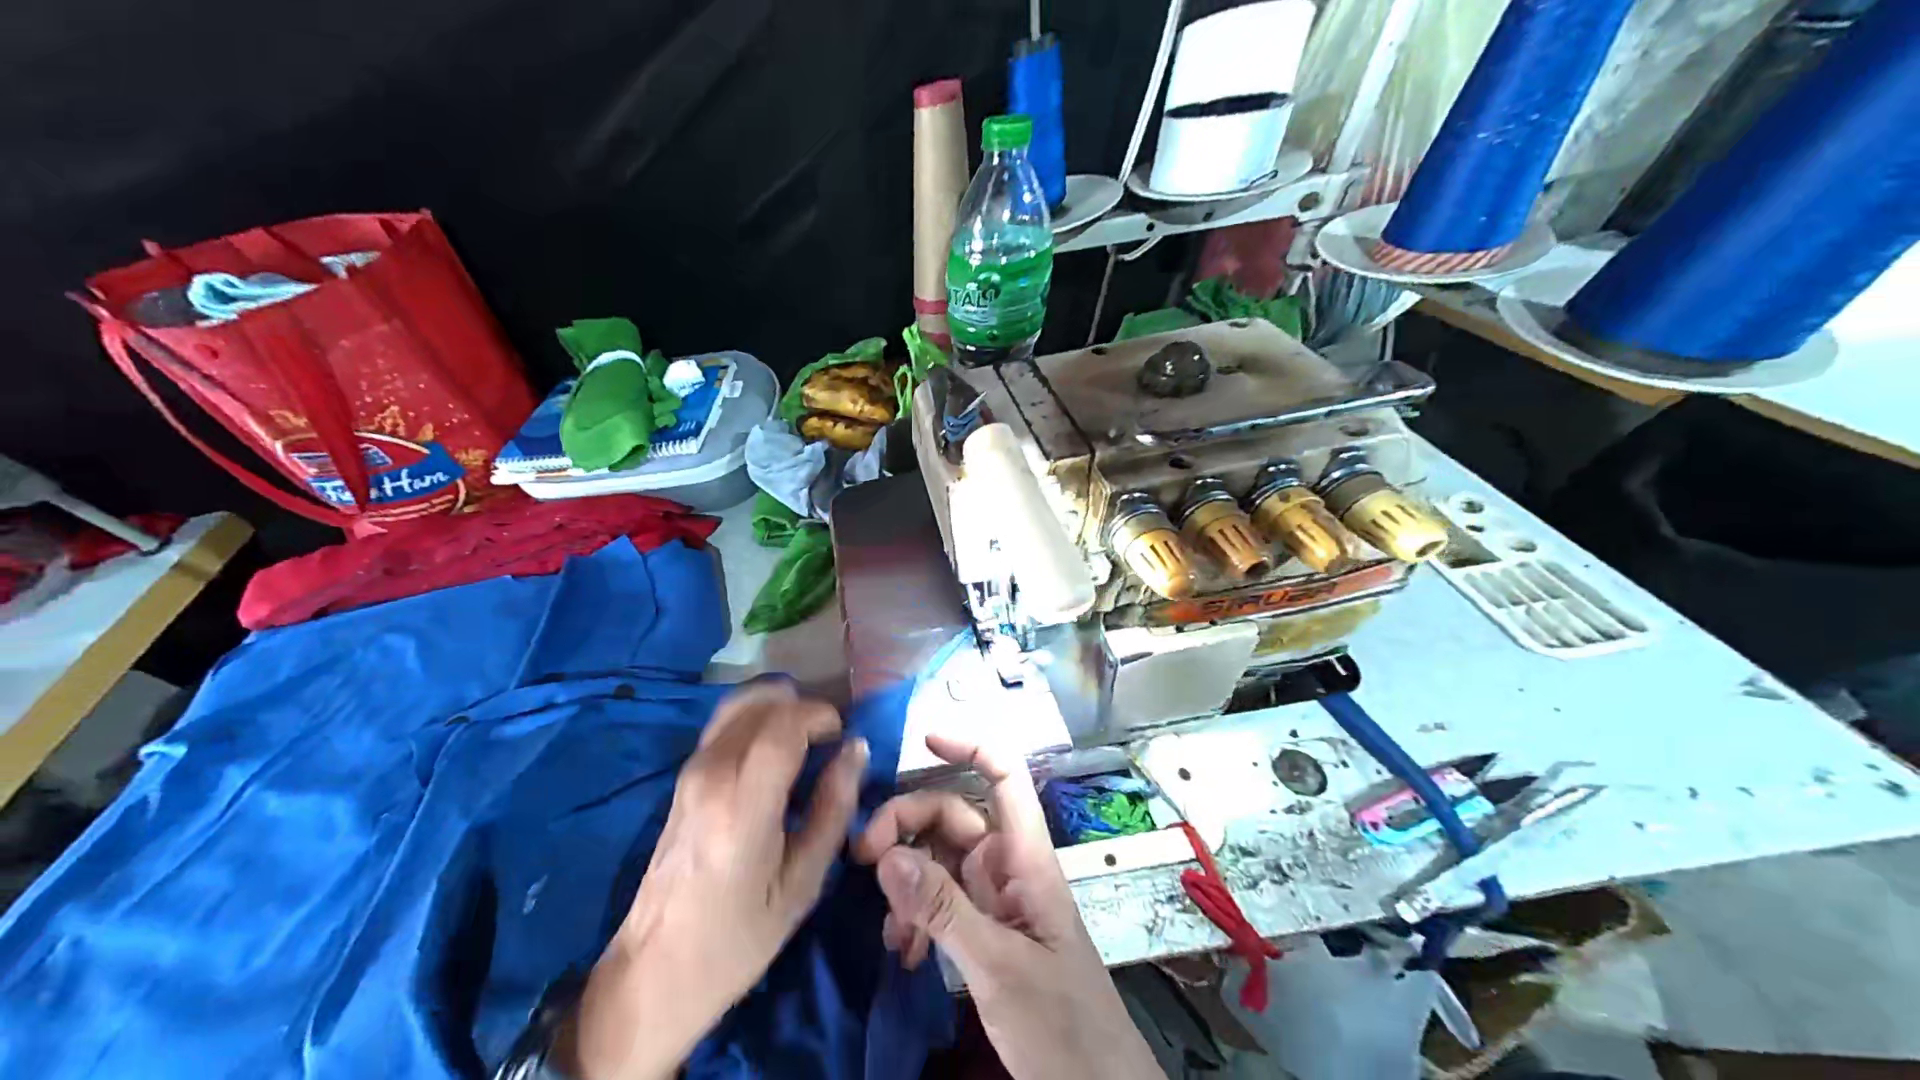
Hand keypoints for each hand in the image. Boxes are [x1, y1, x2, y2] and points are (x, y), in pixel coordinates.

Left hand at [559, 682, 867, 1079]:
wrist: (654, 971)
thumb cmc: (738, 937)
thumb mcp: (803, 882)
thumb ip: (833, 808)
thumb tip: (855, 750)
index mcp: (742, 803)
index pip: (784, 723)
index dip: (821, 715)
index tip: (844, 736)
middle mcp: (711, 773)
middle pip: (760, 702)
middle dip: (802, 707)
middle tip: (829, 739)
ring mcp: (691, 772)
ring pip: (738, 705)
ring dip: (778, 710)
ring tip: (807, 742)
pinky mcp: (683, 779)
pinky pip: (725, 726)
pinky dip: (757, 721)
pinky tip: (778, 754)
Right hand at [855, 735, 1161, 1079]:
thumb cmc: (1061, 1023)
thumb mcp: (997, 967)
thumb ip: (943, 909)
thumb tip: (887, 855)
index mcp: (1026, 858)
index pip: (1005, 777)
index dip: (969, 748)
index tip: (922, 742)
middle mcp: (1008, 867)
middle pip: (953, 816)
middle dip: (907, 827)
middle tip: (864, 859)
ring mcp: (994, 899)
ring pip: (939, 859)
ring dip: (906, 880)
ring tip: (888, 925)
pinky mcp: (983, 931)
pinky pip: (939, 901)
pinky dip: (914, 915)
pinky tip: (900, 949)